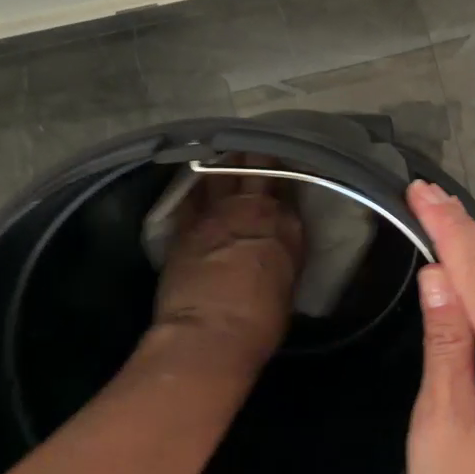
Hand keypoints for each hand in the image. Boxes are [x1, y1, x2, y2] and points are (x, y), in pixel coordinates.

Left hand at [154, 154, 303, 365]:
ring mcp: (216, 216)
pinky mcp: (184, 228)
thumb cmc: (262, 322)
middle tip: (254, 140)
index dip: (285, 170)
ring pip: (221, 175)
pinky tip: (187, 172)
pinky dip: (188, 185)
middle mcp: (255, 212)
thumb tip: (274, 253)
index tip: (283, 158)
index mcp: (288, 228)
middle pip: (257, 171)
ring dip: (223, 161)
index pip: (290, 186)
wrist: (212, 333)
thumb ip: (281, 257)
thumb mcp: (287, 285)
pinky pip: (186, 198)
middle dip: (256, 154)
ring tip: (224, 147)